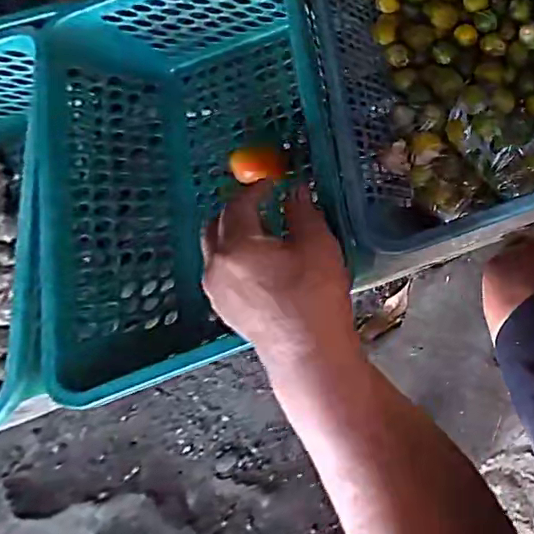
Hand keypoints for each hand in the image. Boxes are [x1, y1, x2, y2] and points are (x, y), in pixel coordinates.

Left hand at [201, 181, 351, 362]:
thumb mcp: (318, 244)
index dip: (257, 189)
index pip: (239, 205)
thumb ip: (303, 212)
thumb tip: (296, 192)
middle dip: (238, 209)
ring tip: (266, 230)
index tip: (274, 182)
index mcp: (237, 246)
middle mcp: (216, 266)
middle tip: (264, 201)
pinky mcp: (223, 308)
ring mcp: (215, 290)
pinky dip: (236, 256)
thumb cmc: (315, 295)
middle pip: (216, 225)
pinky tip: (263, 261)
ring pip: (216, 249)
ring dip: (235, 233)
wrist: (308, 352)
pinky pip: (222, 270)